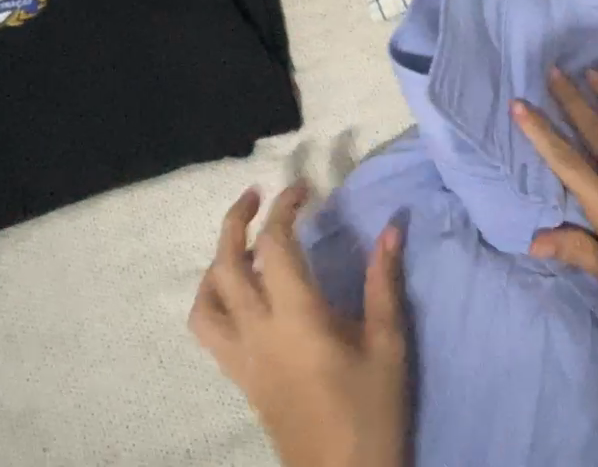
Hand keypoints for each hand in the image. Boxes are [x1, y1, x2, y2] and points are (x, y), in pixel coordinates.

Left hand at [188, 183, 407, 466]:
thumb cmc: (371, 408)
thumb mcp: (388, 342)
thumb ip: (384, 282)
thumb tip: (391, 227)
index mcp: (295, 318)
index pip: (275, 246)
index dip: (284, 208)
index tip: (304, 188)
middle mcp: (257, 333)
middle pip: (226, 264)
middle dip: (236, 220)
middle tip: (257, 194)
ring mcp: (241, 358)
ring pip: (206, 299)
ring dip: (217, 259)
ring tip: (242, 241)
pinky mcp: (240, 377)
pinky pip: (209, 329)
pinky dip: (214, 297)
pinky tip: (242, 291)